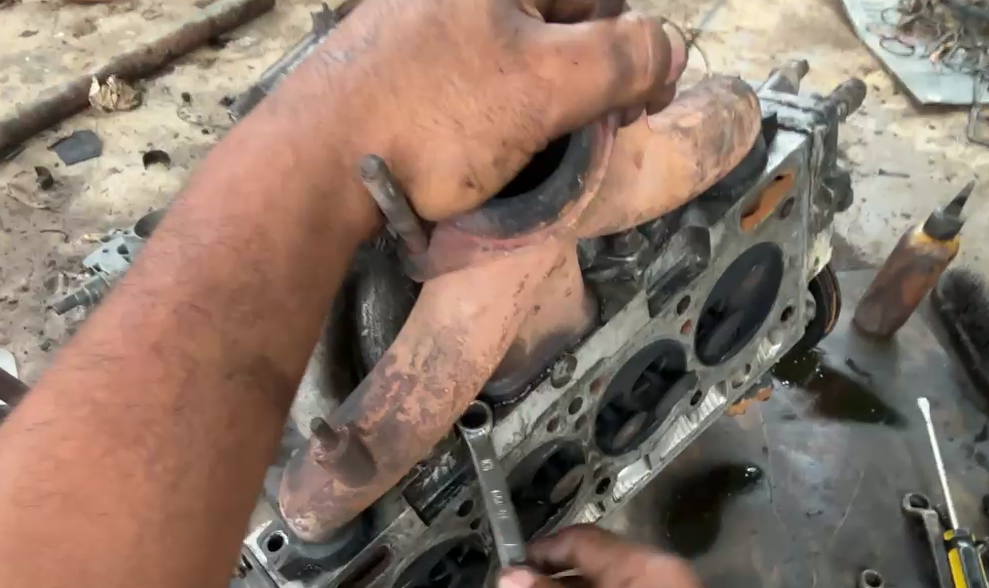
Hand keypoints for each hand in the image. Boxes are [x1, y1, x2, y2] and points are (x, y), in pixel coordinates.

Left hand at [270, 0, 686, 220]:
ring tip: (539, 151)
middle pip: (556, 21)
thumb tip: (669, 49)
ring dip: (540, 102)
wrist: (320, 166)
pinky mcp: (399, 63)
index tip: (639, 107)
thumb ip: (621, 59)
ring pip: (513, 57)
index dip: (634, 48)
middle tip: (589, 136)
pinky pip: (471, 81)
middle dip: (583, 78)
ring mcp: (424, 21)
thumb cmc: (435, 120)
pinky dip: (494, 112)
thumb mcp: (544, 87)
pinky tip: (490, 149)